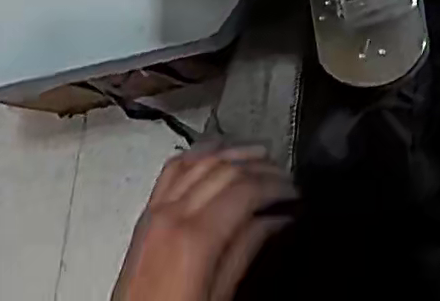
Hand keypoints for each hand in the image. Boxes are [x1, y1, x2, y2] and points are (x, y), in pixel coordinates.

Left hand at [112, 144, 294, 300]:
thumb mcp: (218, 297)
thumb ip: (245, 252)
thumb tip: (275, 218)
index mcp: (195, 238)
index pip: (245, 189)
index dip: (274, 184)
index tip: (294, 190)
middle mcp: (174, 213)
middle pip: (225, 169)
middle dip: (260, 167)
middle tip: (285, 176)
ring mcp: (156, 209)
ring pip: (201, 160)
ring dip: (234, 153)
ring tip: (261, 156)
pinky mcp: (145, 214)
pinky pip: (173, 168)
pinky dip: (199, 154)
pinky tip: (217, 152)